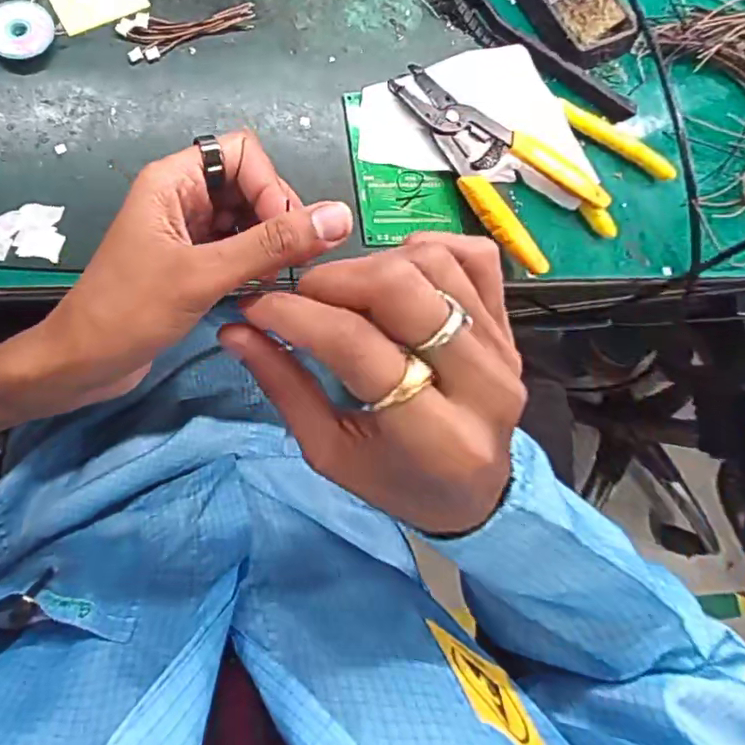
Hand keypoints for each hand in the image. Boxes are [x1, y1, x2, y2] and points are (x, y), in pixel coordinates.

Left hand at [8, 129, 354, 420]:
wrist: (81, 362)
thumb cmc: (129, 310)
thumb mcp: (202, 274)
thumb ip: (270, 244)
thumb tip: (339, 215)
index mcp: (172, 181)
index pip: (243, 153)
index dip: (271, 185)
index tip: (288, 233)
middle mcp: (180, 198)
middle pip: (249, 186)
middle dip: (276, 219)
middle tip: (291, 265)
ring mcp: (184, 232)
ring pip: (245, 221)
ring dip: (269, 246)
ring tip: (279, 282)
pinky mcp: (188, 264)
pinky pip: (235, 250)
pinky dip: (254, 266)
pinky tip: (263, 292)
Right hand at [217, 232, 525, 534]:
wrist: (476, 497)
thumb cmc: (394, 481)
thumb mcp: (328, 452)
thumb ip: (283, 386)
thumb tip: (235, 331)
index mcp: (432, 433)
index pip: (354, 344)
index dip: (294, 315)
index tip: (254, 307)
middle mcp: (480, 383)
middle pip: (400, 287)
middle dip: (332, 279)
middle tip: (301, 297)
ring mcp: (502, 348)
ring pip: (433, 263)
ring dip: (371, 264)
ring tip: (343, 291)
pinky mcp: (508, 326)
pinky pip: (474, 256)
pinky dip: (427, 248)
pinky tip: (395, 268)